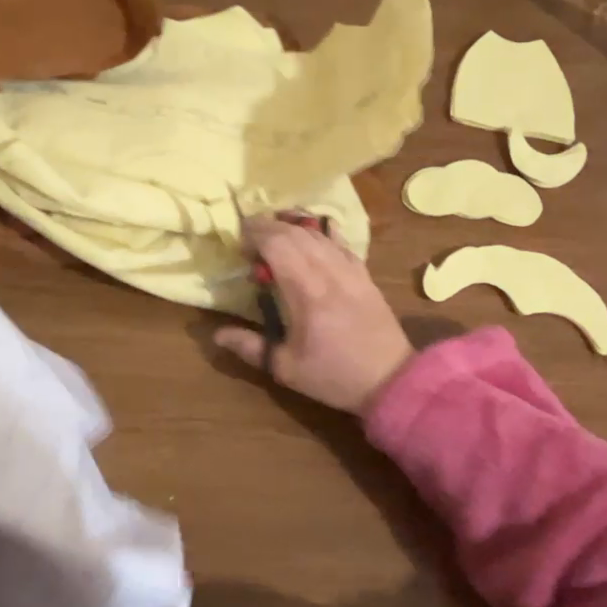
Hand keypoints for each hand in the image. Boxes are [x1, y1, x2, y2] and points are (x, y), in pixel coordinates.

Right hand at [215, 215, 414, 413]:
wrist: (390, 380)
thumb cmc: (334, 377)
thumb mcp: (287, 369)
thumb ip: (250, 347)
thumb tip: (217, 335)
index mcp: (307, 294)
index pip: (279, 245)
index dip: (256, 235)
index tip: (239, 241)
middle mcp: (330, 273)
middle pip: (296, 233)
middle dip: (269, 226)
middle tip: (249, 233)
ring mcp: (351, 270)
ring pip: (318, 234)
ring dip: (292, 227)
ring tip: (274, 232)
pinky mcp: (364, 274)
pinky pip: (340, 242)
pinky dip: (320, 234)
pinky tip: (310, 236)